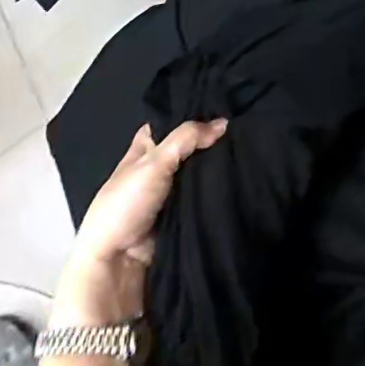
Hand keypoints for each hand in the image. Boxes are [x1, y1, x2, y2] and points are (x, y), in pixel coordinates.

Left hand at [50, 119, 226, 328]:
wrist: (117, 263)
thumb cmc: (126, 204)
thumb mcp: (154, 162)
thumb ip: (186, 138)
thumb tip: (223, 123)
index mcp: (144, 147)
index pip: (172, 120)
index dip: (194, 112)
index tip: (224, 102)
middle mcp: (159, 165)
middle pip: (190, 145)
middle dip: (211, 139)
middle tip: (243, 125)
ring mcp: (171, 190)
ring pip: (199, 170)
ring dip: (217, 164)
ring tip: (247, 145)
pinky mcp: (183, 213)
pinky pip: (204, 194)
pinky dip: (216, 187)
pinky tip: (240, 173)